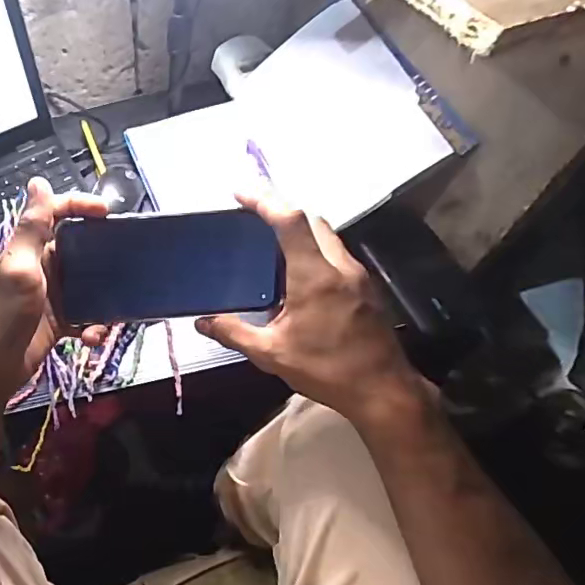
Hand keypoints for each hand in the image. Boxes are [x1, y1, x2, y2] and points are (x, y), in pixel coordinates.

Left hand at [0, 177, 108, 405]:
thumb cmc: (2, 318)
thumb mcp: (19, 269)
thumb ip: (31, 229)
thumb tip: (38, 181)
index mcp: (28, 250)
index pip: (54, 214)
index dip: (79, 206)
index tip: (108, 213)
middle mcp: (40, 269)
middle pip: (77, 248)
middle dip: (101, 253)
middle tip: (125, 261)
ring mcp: (50, 297)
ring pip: (86, 284)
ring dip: (102, 295)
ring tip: (114, 308)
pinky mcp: (57, 324)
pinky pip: (85, 316)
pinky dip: (94, 326)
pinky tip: (95, 337)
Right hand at [196, 191, 423, 418]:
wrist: (383, 390)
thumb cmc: (326, 369)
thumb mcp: (271, 353)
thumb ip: (233, 333)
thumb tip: (201, 323)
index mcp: (314, 276)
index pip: (290, 221)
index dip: (265, 200)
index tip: (241, 194)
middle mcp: (339, 266)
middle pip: (311, 220)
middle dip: (282, 211)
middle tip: (253, 218)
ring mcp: (357, 276)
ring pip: (327, 235)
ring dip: (300, 231)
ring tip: (271, 244)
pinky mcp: (366, 288)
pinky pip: (336, 254)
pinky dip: (314, 250)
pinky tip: (297, 274)